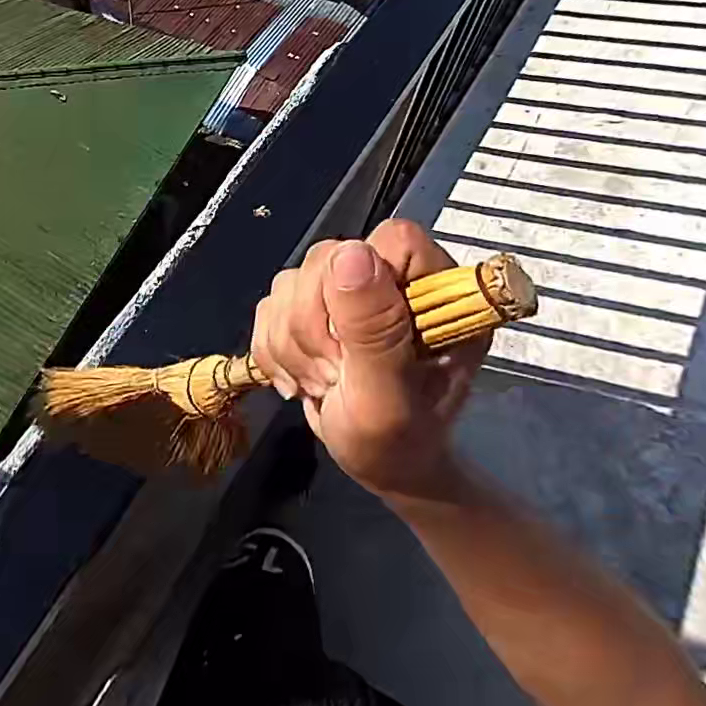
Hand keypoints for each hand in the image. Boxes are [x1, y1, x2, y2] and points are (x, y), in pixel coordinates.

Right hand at [250, 219, 488, 502]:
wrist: (379, 464)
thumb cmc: (398, 442)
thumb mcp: (387, 399)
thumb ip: (374, 330)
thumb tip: (351, 254)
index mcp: (436, 293)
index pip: (392, 241)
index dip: (360, 282)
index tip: (351, 339)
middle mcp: (392, 280)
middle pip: (327, 259)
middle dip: (313, 327)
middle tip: (334, 375)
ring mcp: (348, 292)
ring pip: (290, 283)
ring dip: (291, 343)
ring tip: (322, 382)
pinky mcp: (311, 307)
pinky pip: (269, 305)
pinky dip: (272, 347)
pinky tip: (299, 376)